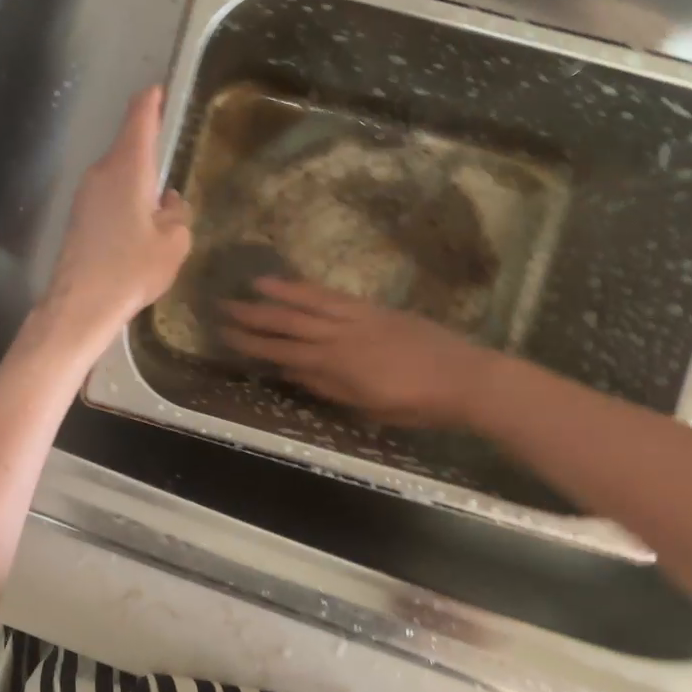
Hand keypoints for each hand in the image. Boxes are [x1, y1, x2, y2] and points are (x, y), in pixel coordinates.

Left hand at [37, 86, 192, 344]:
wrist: (80, 304)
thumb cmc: (131, 269)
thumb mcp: (173, 242)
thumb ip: (177, 213)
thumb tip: (169, 201)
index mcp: (128, 167)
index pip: (138, 117)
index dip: (151, 100)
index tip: (161, 91)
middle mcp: (102, 171)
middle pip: (128, 145)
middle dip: (150, 146)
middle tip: (174, 152)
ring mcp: (86, 194)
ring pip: (118, 172)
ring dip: (138, 178)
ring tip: (162, 198)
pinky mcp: (79, 216)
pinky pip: (108, 194)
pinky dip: (126, 197)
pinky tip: (139, 224)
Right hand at [220, 278, 496, 427]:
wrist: (466, 378)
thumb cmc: (417, 404)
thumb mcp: (368, 407)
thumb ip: (328, 387)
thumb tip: (291, 372)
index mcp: (336, 366)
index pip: (283, 352)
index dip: (252, 344)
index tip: (225, 334)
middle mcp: (340, 336)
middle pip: (289, 322)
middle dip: (254, 315)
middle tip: (225, 306)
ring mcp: (357, 318)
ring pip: (309, 301)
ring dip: (279, 292)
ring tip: (253, 283)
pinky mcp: (374, 309)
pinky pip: (334, 295)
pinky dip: (311, 288)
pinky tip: (298, 284)